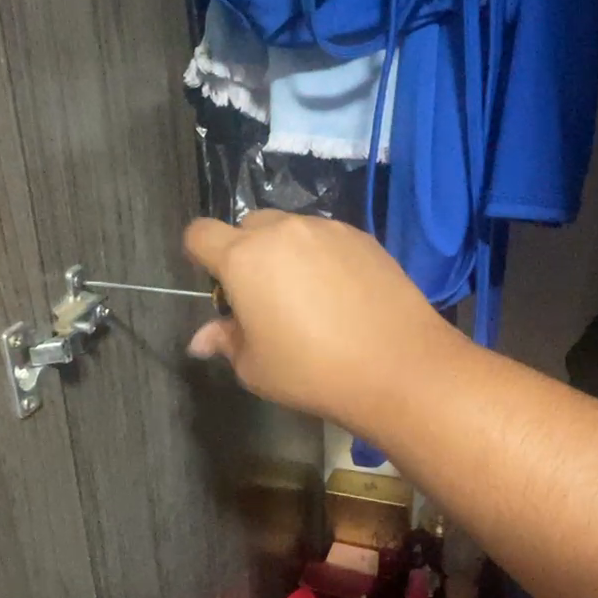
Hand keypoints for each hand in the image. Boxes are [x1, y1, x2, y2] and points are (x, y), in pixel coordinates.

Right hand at [182, 211, 462, 423]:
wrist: (398, 366)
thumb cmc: (312, 371)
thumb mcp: (256, 366)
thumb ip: (225, 341)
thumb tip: (200, 339)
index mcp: (243, 258)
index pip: (200, 233)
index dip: (199, 255)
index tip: (218, 286)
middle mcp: (282, 231)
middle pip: (246, 226)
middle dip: (245, 253)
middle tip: (262, 297)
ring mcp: (327, 229)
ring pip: (290, 230)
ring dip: (285, 254)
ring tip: (307, 299)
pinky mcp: (362, 237)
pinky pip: (326, 238)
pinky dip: (322, 257)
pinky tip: (342, 296)